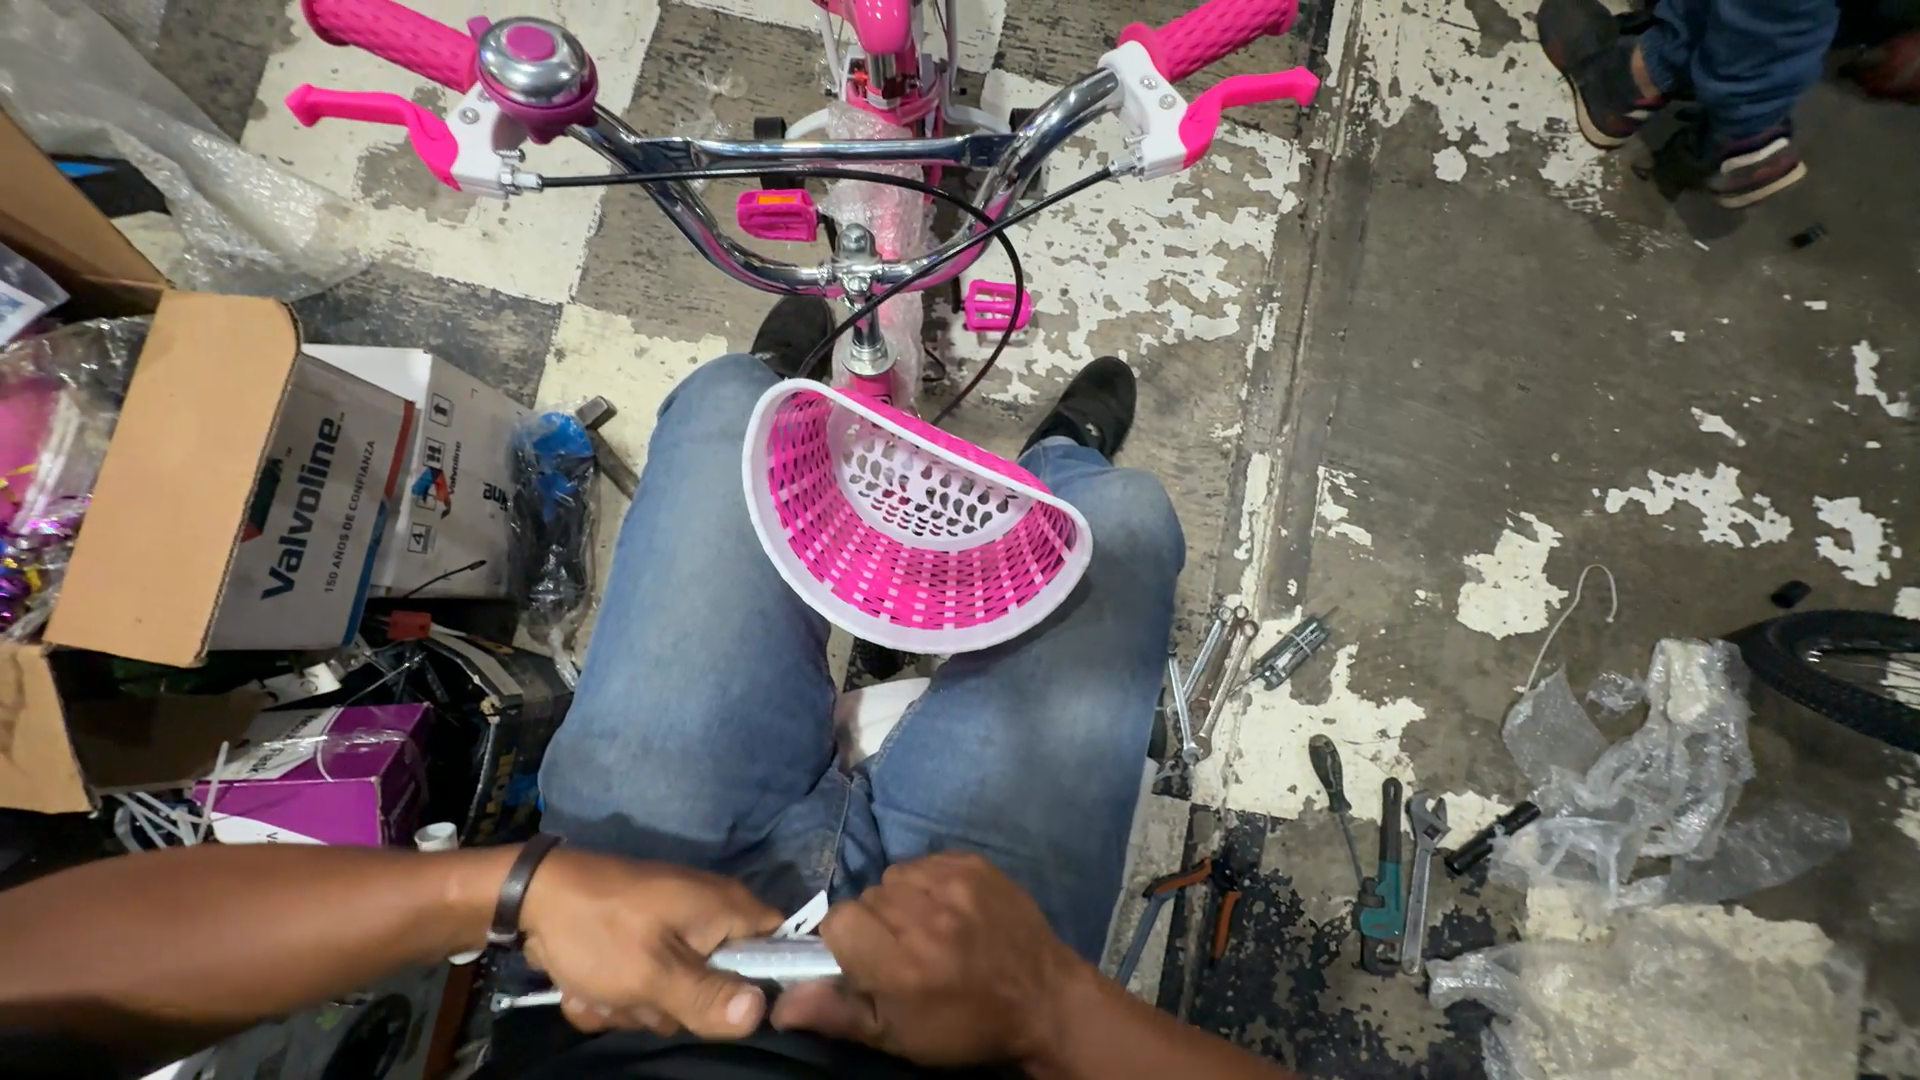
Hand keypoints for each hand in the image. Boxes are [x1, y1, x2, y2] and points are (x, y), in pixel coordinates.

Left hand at [515, 850, 783, 1036]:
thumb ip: (707, 996)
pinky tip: (588, 985)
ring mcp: (676, 924)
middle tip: (642, 995)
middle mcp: (711, 912)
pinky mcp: (647, 935)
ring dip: (637, 1002)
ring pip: (678, 988)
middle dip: (675, 1003)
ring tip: (603, 988)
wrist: (535, 896)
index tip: (725, 1007)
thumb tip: (760, 1012)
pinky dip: (617, 991)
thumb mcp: (653, 973)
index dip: (764, 981)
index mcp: (727, 909)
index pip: (778, 944)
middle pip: (721, 980)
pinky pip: (647, 979)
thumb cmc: (601, 929)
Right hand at [770, 853, 1087, 1065]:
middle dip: (874, 922)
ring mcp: (954, 883)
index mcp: (902, 965)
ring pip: (894, 876)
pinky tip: (947, 906)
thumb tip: (779, 1003)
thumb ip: (837, 1013)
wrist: (1042, 996)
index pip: (839, 920)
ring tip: (926, 925)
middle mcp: (925, 916)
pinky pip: (926, 860)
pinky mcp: (974, 863)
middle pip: (867, 897)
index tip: (864, 957)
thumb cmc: (964, 1025)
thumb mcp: (898, 1036)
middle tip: (900, 948)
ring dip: (900, 899)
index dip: (844, 940)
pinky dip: (928, 881)